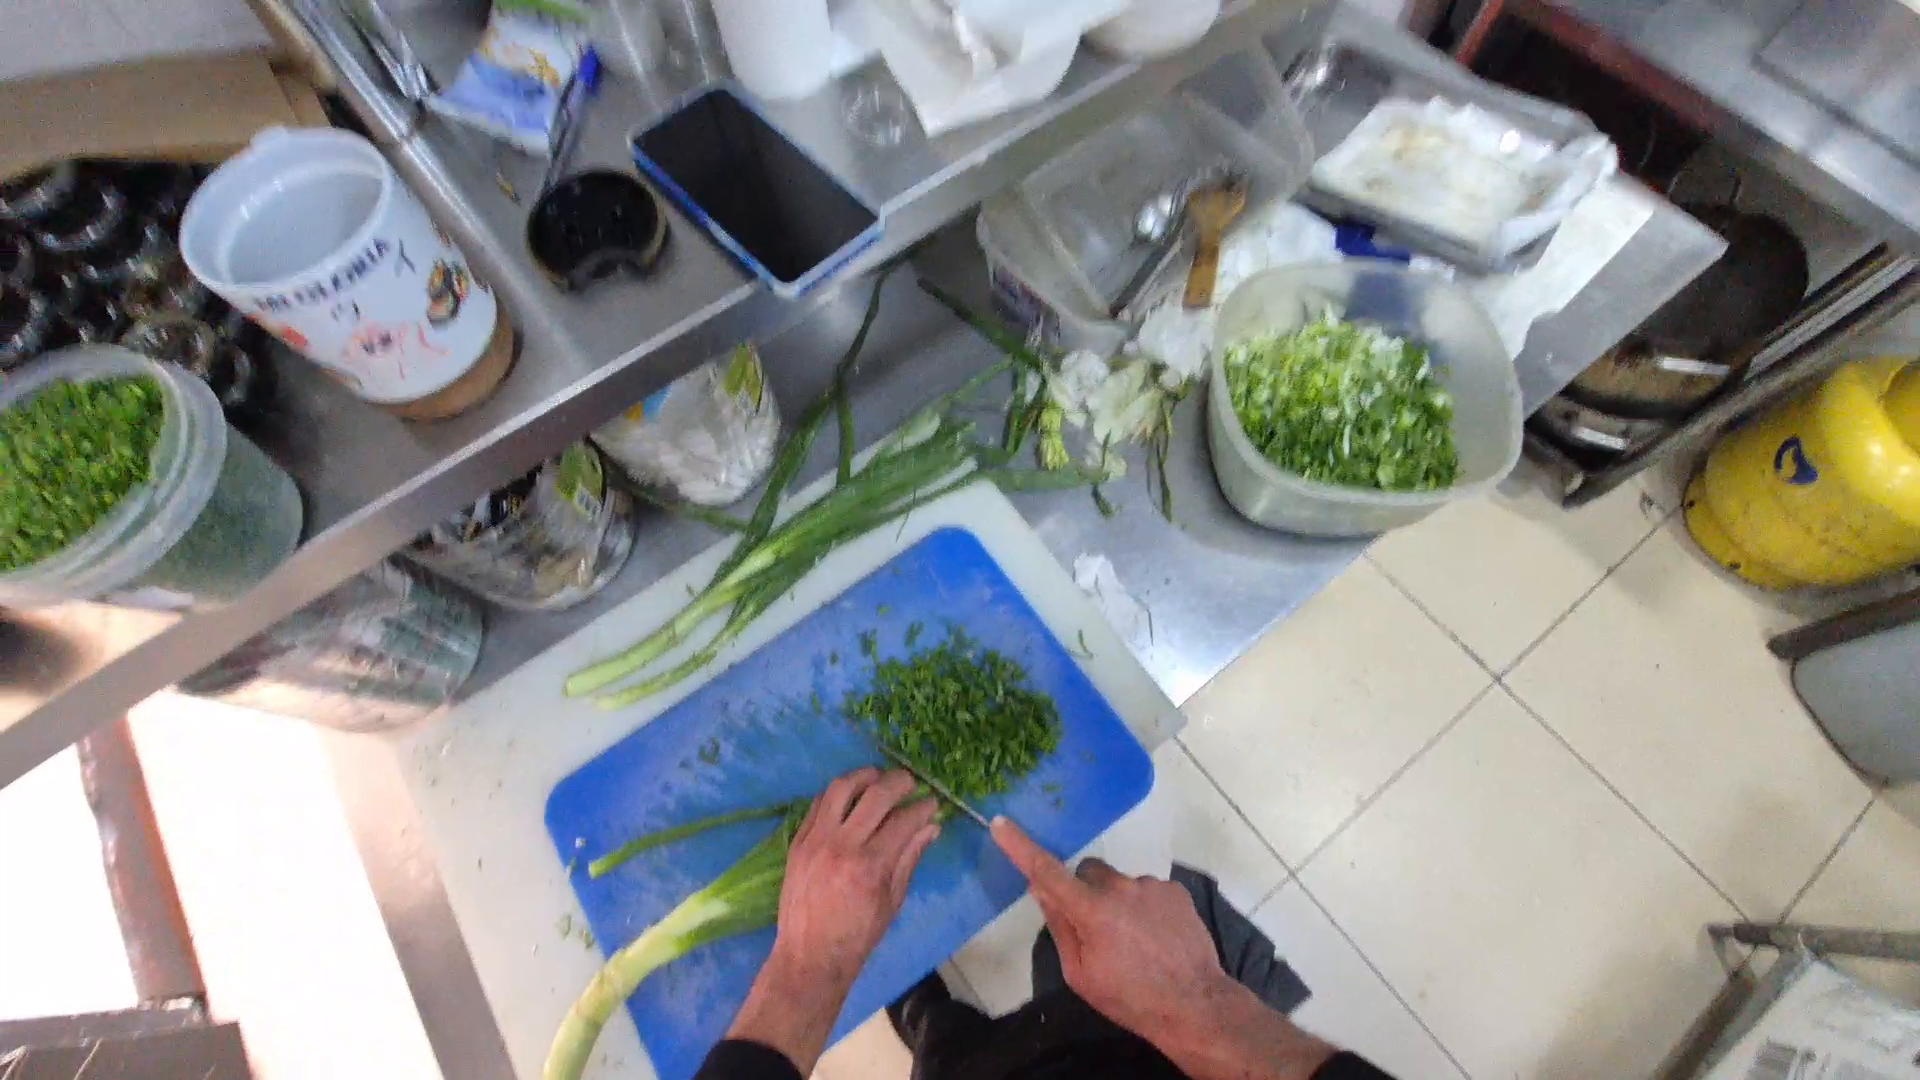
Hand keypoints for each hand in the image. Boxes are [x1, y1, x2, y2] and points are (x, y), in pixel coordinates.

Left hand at [728, 768, 939, 1074]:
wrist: (808, 957)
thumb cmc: (858, 936)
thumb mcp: (893, 900)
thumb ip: (910, 857)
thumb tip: (932, 826)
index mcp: (870, 866)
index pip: (903, 820)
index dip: (923, 807)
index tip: (932, 803)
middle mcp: (842, 845)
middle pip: (875, 794)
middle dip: (899, 782)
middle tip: (911, 783)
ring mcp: (816, 840)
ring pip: (842, 788)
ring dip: (865, 776)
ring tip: (880, 778)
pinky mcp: (798, 840)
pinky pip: (819, 802)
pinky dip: (839, 793)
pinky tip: (853, 795)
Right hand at [990, 816, 1230, 1036]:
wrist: (1197, 1006)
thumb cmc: (1131, 998)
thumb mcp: (1082, 975)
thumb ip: (1059, 927)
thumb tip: (1041, 889)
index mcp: (1092, 910)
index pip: (1046, 871)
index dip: (1020, 846)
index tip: (1001, 823)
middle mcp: (1120, 887)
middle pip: (1087, 873)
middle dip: (1084, 892)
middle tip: (1096, 930)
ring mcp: (1150, 885)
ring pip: (1119, 883)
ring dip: (1118, 902)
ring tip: (1135, 942)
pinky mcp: (1174, 889)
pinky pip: (1146, 890)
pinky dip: (1144, 908)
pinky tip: (1156, 937)